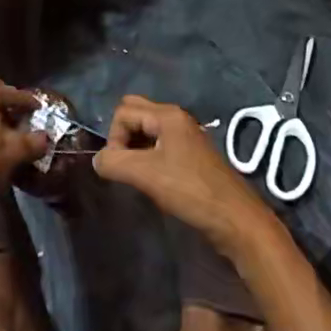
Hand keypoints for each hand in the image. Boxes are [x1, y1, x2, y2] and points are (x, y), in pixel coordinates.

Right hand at [92, 95, 272, 253]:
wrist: (233, 218)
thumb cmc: (190, 190)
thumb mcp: (146, 175)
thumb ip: (115, 163)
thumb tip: (97, 160)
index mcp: (167, 115)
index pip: (123, 112)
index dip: (114, 138)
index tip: (120, 167)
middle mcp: (176, 118)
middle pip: (136, 114)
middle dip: (122, 137)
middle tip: (124, 166)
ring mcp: (185, 137)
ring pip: (147, 131)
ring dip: (135, 149)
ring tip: (136, 176)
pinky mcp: (190, 156)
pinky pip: (159, 146)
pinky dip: (148, 158)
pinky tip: (152, 181)